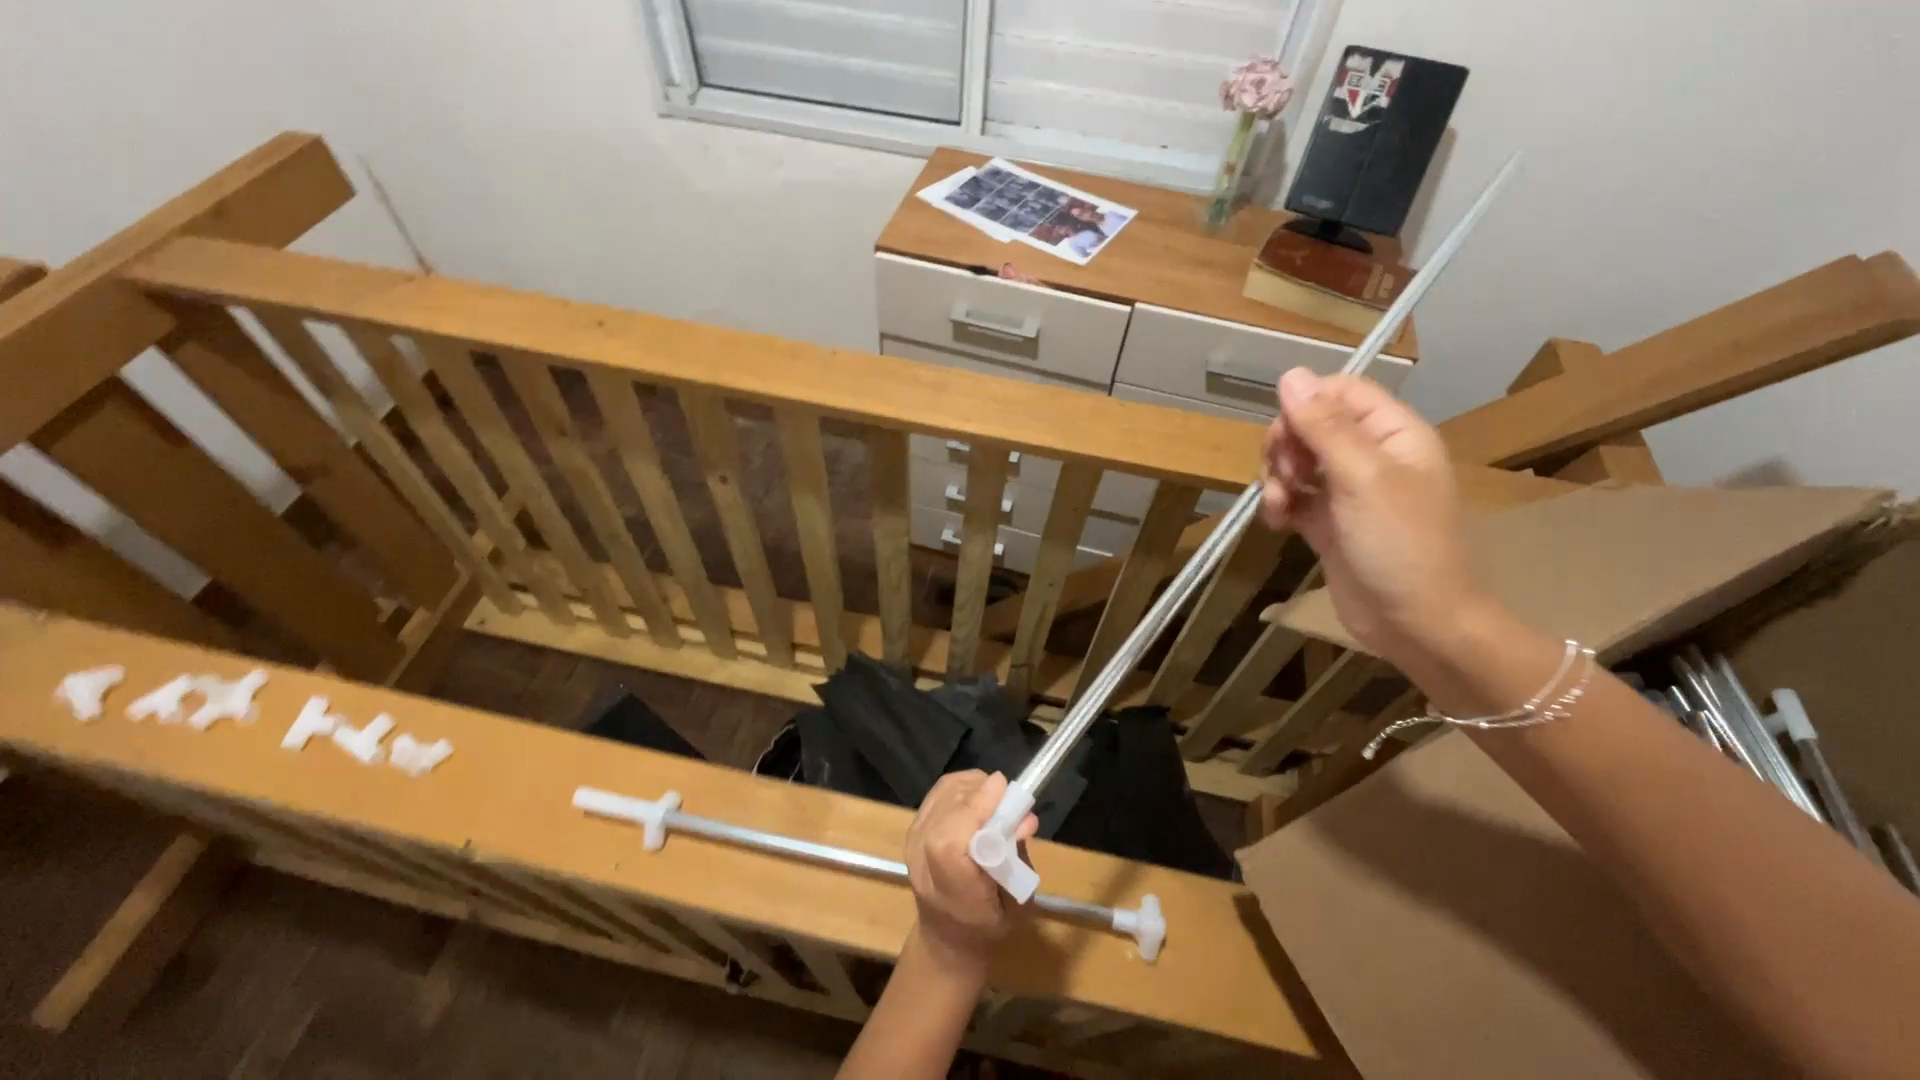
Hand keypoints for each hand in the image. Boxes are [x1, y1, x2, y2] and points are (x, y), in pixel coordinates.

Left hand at [904, 771, 1038, 966]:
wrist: (947, 936)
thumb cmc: (988, 923)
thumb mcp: (1015, 901)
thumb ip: (1016, 857)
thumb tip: (1027, 818)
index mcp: (951, 892)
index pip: (949, 844)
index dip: (975, 809)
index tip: (1003, 788)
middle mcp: (924, 863)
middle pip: (946, 812)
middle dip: (981, 793)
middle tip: (1010, 797)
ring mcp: (913, 843)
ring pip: (942, 795)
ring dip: (973, 786)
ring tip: (996, 798)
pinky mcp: (914, 828)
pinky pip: (938, 793)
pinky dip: (961, 787)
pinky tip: (979, 796)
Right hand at [1260, 367, 1482, 664]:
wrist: (1417, 623)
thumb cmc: (1401, 545)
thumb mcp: (1362, 478)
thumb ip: (1325, 426)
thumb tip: (1290, 375)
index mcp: (1394, 434)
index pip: (1340, 392)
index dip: (1306, 405)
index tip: (1287, 435)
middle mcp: (1372, 456)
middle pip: (1311, 425)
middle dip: (1286, 446)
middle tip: (1285, 475)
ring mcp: (1349, 492)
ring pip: (1296, 462)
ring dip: (1277, 478)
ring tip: (1279, 505)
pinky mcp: (1329, 524)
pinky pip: (1293, 498)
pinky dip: (1278, 505)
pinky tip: (1276, 522)